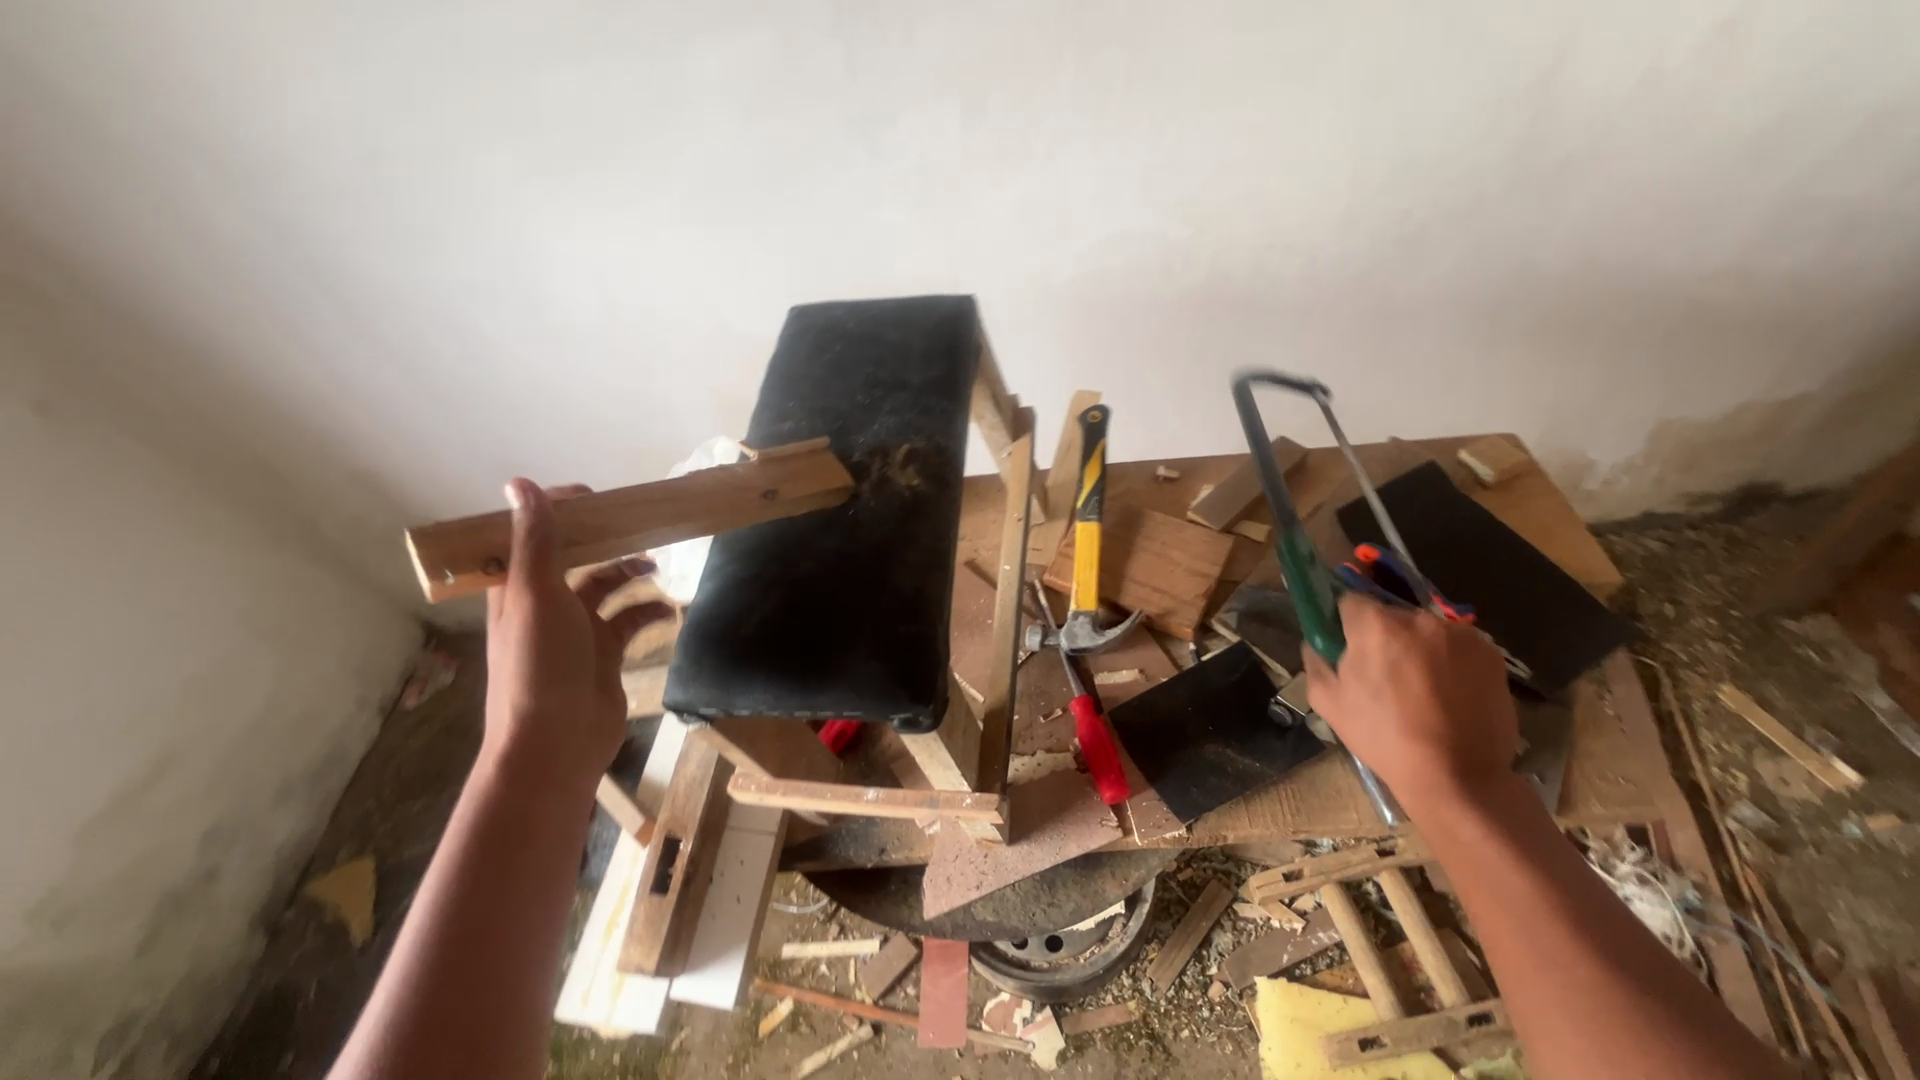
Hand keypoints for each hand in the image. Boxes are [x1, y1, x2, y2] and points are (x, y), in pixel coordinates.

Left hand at [483, 478, 673, 788]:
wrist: (555, 742)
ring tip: (656, 563)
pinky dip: (650, 610)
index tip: (597, 499)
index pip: (532, 536)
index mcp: (516, 588)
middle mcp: (544, 604)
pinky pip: (630, 621)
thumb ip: (536, 541)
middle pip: (574, 558)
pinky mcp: (605, 654)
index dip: (559, 512)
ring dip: (630, 572)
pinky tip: (670, 609)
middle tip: (637, 523)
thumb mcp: (536, 594)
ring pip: (606, 587)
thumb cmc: (539, 664)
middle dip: (603, 540)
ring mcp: (577, 631)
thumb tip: (519, 483)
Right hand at [1301, 593, 1518, 813]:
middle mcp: (1419, 618)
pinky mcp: (1491, 652)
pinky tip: (1450, 693)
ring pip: (1427, 631)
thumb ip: (1315, 662)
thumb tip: (1317, 644)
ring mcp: (1460, 633)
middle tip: (1385, 675)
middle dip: (1384, 637)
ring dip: (1419, 648)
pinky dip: (1451, 661)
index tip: (1348, 647)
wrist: (1457, 774)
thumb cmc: (1384, 737)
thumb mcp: (1328, 703)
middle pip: (1391, 616)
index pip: (1350, 601)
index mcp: (1375, 625)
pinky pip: (1458, 646)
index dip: (1345, 623)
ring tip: (1423, 689)